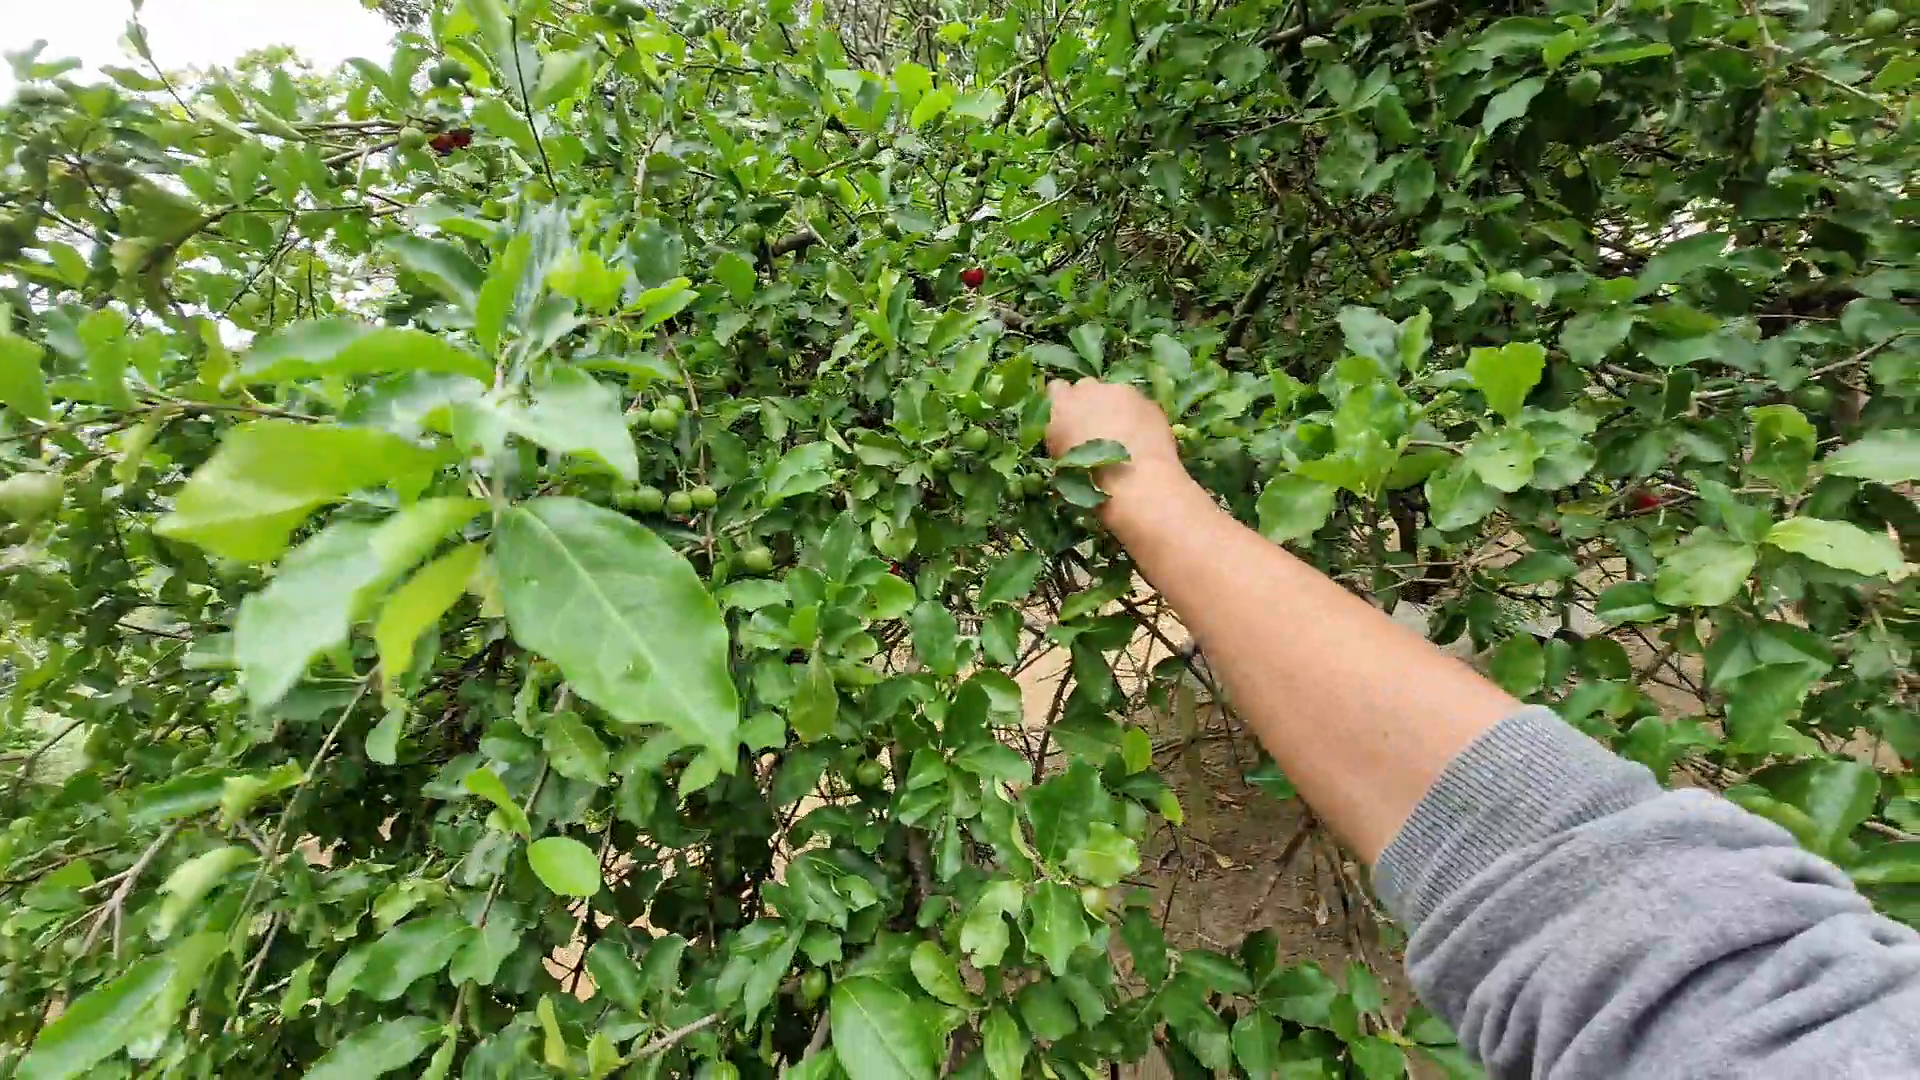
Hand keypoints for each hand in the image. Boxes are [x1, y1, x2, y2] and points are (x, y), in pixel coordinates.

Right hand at [1045, 379, 1191, 510]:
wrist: (1135, 482)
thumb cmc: (1088, 477)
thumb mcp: (1059, 458)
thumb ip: (1060, 434)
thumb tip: (1066, 432)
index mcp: (1063, 403)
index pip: (1056, 389)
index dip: (1062, 403)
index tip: (1067, 419)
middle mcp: (1092, 389)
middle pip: (1087, 387)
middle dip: (1089, 402)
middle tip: (1095, 428)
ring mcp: (1124, 392)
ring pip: (1116, 394)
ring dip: (1116, 408)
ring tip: (1122, 436)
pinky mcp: (1149, 402)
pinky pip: (1139, 405)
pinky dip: (1138, 417)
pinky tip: (1141, 440)